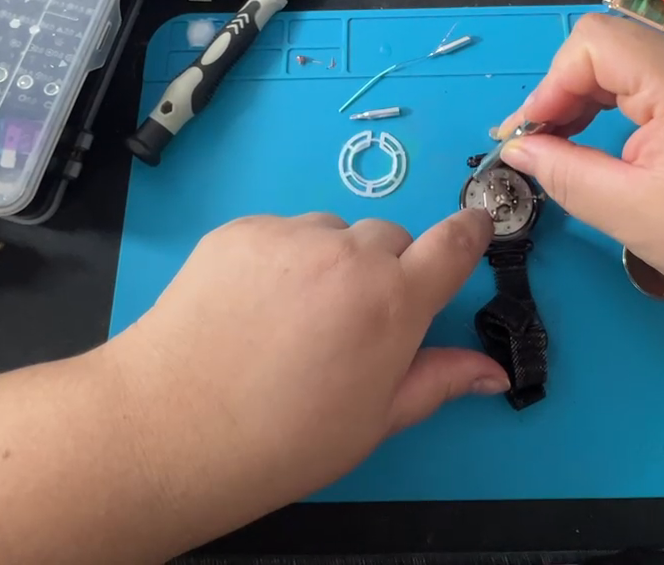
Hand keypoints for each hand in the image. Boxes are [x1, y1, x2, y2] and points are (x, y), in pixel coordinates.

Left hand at [106, 209, 506, 529]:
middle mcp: (348, 254)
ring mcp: (291, 234)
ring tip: (290, 316)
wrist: (168, 428)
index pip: (453, 243)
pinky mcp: (242, 228)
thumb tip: (495, 371)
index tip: (476, 224)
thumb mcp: (373, 420)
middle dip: (384, 269)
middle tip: (351, 319)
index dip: (471, 230)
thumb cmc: (284, 440)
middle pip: (389, 239)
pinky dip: (281, 258)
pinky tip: (251, 303)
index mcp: (392, 301)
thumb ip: (438, 380)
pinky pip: (282, 232)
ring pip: (333, 233)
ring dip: (329, 261)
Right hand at [498, 14, 663, 329]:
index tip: (535, 136)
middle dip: (566, 92)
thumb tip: (516, 148)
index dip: (552, 84)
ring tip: (573, 147)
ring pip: (627, 60)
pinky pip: (653, 76)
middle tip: (548, 146)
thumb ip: (564, 173)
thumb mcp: (632, 213)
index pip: (591, 43)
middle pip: (606, 46)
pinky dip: (621, 103)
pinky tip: (615, 142)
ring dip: (590, 98)